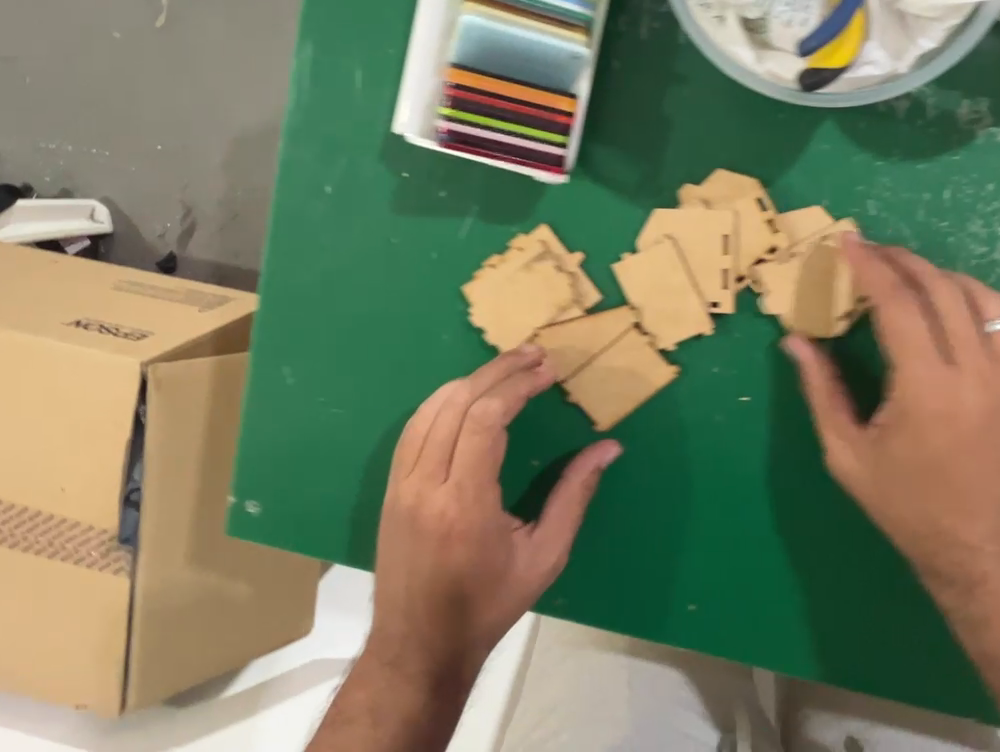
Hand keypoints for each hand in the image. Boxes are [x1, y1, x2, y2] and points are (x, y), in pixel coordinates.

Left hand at [368, 345, 622, 679]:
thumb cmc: (489, 604)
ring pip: (430, 409)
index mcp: (465, 504)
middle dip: (499, 371)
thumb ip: (575, 496)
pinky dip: (441, 402)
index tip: (548, 371)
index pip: (486, 419)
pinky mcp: (391, 488)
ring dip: (469, 381)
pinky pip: (413, 428)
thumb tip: (608, 448)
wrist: (419, 644)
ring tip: (507, 367)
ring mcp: (401, 484)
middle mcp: (426, 485)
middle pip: (458, 404)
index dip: (518, 386)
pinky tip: (465, 394)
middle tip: (534, 354)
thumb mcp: (545, 557)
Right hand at [784, 235, 999, 595]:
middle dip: (900, 259)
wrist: (987, 553)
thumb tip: (794, 340)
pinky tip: (945, 298)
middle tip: (866, 249)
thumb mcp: (847, 455)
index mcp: (926, 387)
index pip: (899, 303)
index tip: (847, 242)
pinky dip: (971, 294)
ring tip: (901, 268)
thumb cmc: (908, 509)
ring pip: (978, 295)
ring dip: (937, 271)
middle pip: (940, 288)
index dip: (870, 266)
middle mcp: (973, 371)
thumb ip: (821, 390)